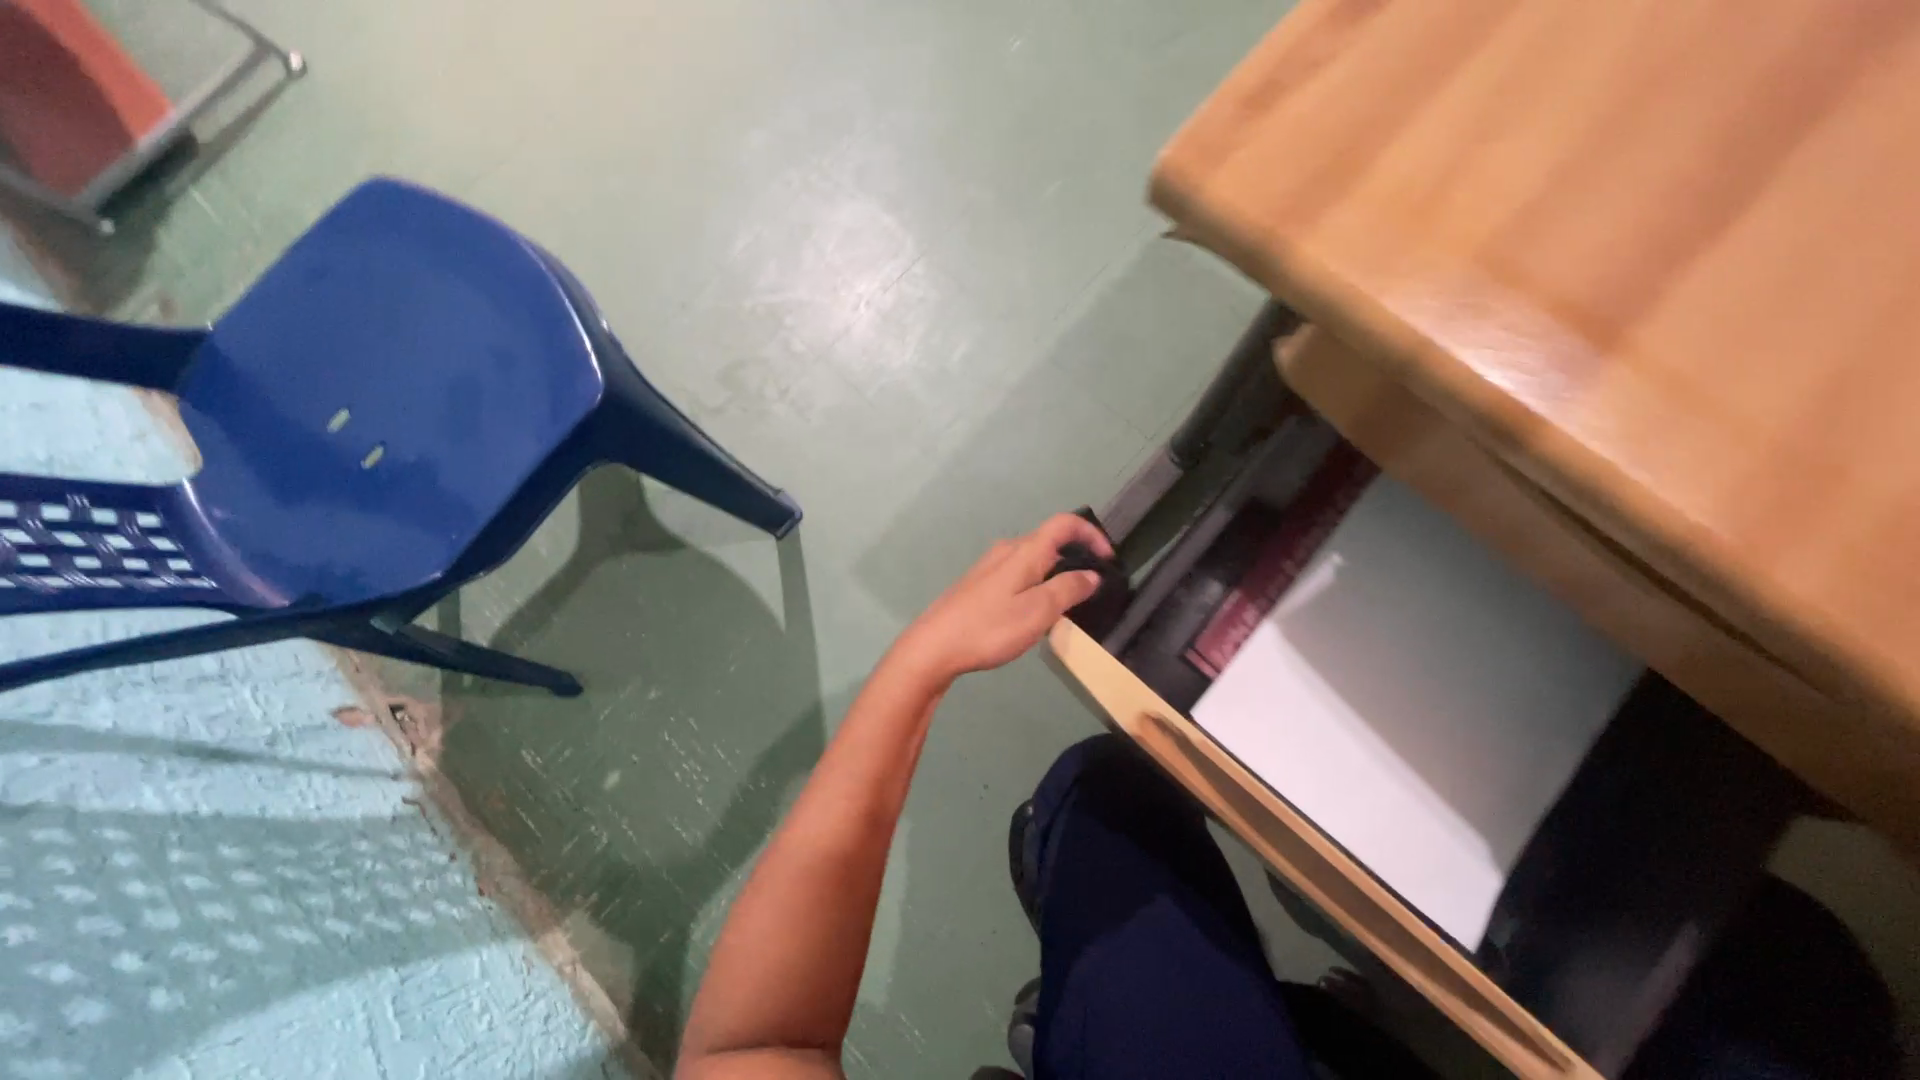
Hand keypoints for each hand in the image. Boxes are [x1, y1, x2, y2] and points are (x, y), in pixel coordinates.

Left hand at [887, 513, 1112, 687]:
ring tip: (1069, 604)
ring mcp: (990, 567)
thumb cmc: (989, 628)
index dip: (1092, 534)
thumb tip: (1091, 575)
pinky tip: (1035, 612)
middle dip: (1077, 555)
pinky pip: (1019, 573)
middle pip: (1049, 540)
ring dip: (1057, 572)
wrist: (934, 647)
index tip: (1109, 558)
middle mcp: (1007, 551)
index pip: (1064, 524)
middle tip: (1094, 586)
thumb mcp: (1038, 612)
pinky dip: (1038, 583)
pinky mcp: (980, 585)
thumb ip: (1068, 589)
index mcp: (1025, 551)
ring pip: (1034, 559)